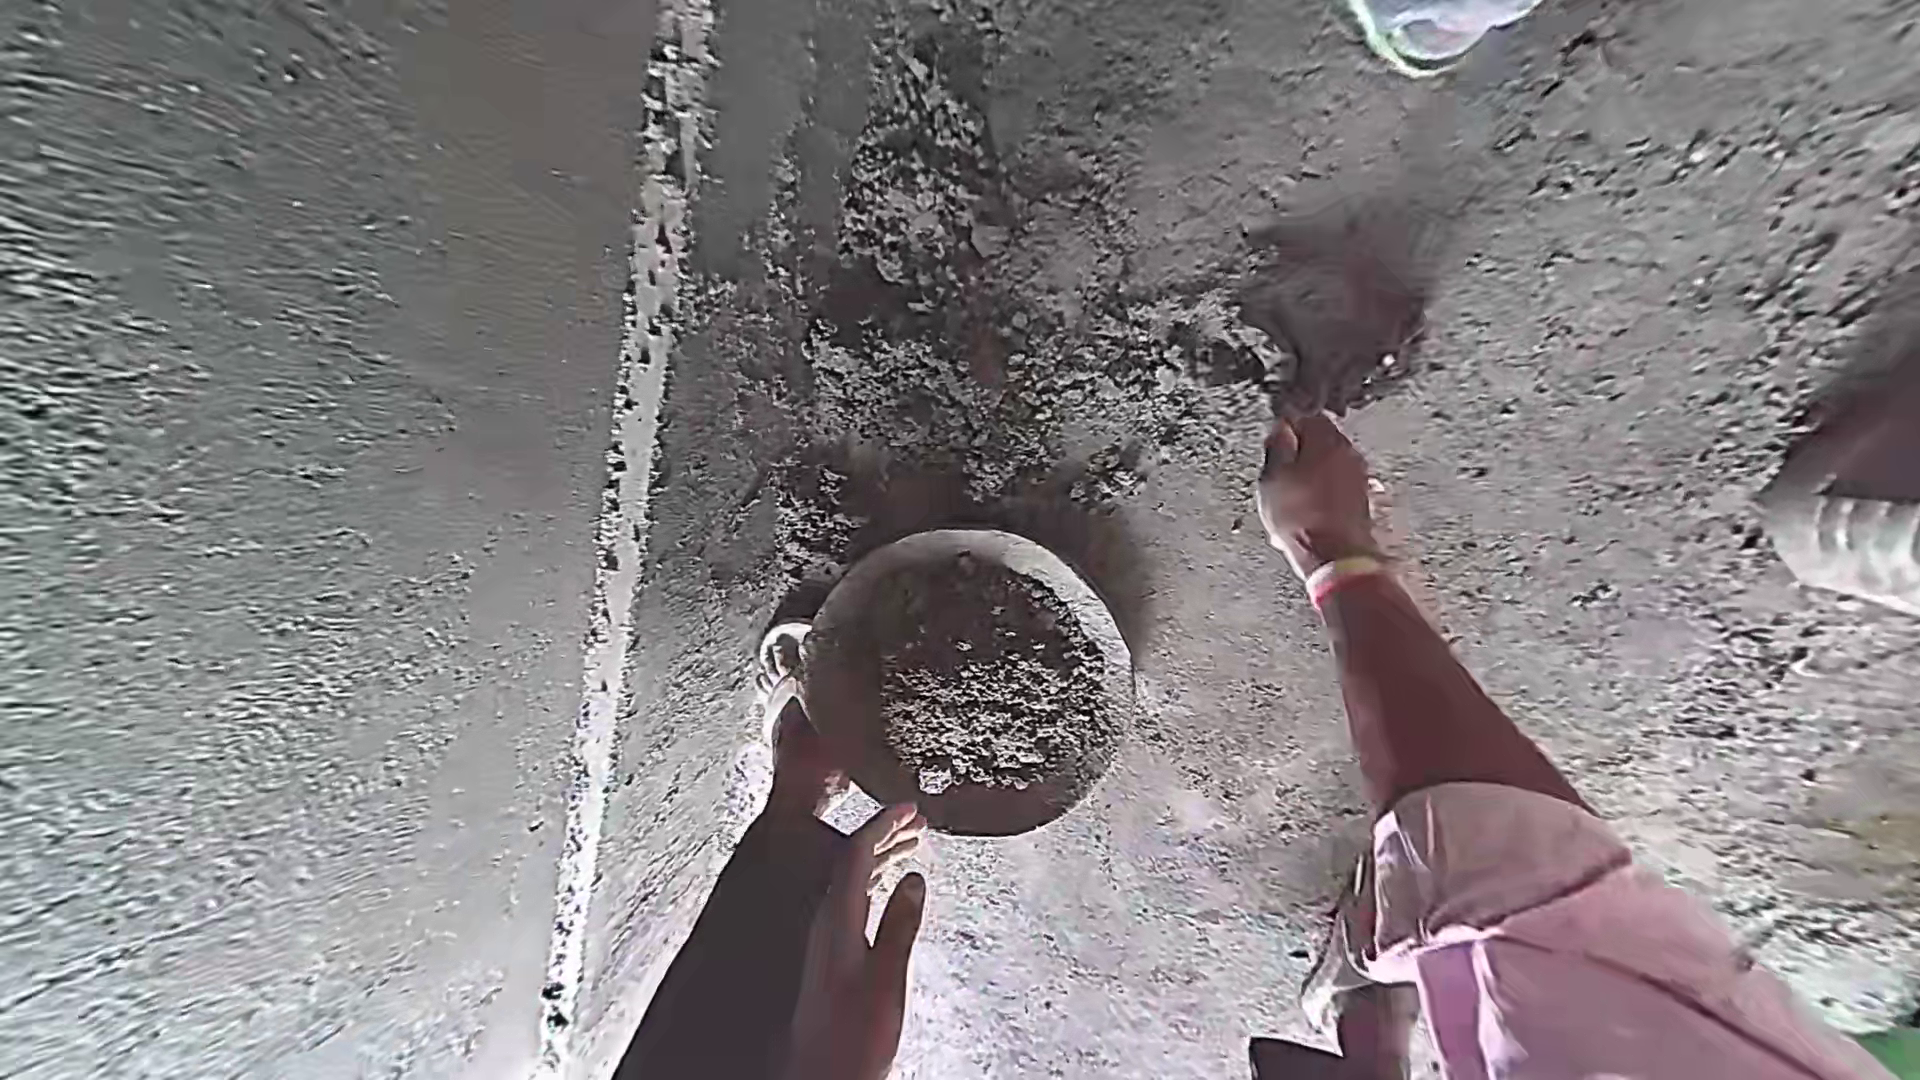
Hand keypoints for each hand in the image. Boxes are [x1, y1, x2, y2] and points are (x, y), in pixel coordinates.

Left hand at [782, 804, 928, 1079]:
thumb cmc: (852, 1038)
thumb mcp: (886, 978)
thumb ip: (900, 924)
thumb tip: (915, 878)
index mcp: (837, 916)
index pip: (857, 850)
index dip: (883, 822)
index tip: (908, 807)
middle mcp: (829, 918)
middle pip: (854, 857)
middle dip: (886, 832)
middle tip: (916, 819)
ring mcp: (830, 933)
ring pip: (856, 876)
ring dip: (884, 854)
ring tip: (912, 842)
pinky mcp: (835, 948)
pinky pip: (857, 895)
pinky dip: (877, 878)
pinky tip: (892, 882)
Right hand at [1256, 413, 1379, 580]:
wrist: (1333, 554)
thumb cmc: (1299, 516)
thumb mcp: (1272, 478)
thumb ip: (1276, 447)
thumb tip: (1280, 429)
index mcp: (1326, 441)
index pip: (1306, 415)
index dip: (1285, 424)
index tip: (1271, 437)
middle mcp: (1348, 453)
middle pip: (1321, 438)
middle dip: (1298, 448)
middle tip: (1276, 465)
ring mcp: (1357, 475)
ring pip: (1327, 461)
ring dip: (1308, 469)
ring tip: (1287, 490)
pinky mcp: (1359, 497)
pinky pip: (1334, 482)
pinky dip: (1318, 487)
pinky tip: (1303, 505)